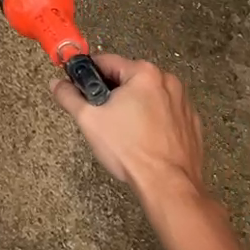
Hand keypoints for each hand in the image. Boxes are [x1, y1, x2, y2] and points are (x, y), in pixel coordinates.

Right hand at [50, 53, 204, 199]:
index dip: (88, 75)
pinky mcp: (193, 125)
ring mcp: (185, 104)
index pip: (106, 61)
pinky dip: (153, 121)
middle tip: (102, 115)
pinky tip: (144, 140)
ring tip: (123, 131)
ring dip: (134, 106)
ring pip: (148, 96)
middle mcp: (168, 82)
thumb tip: (57, 84)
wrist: (168, 187)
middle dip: (112, 93)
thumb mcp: (88, 119)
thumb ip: (68, 96)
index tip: (81, 89)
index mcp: (144, 73)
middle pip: (128, 78)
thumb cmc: (130, 150)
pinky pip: (165, 114)